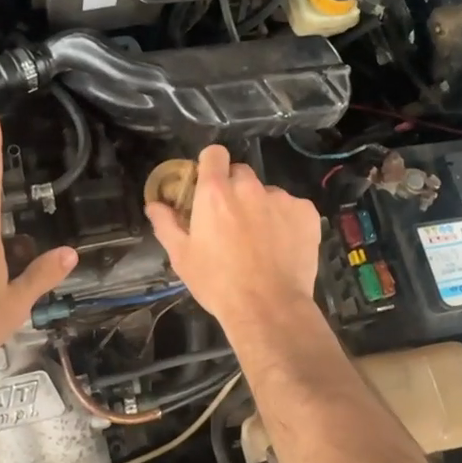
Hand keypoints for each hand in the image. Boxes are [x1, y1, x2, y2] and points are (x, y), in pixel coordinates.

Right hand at [145, 145, 322, 333]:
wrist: (269, 309)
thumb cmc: (218, 283)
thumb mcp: (182, 256)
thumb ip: (166, 223)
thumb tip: (154, 204)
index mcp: (215, 193)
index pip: (214, 153)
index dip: (210, 165)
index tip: (208, 183)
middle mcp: (249, 187)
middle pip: (240, 173)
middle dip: (235, 190)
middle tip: (231, 221)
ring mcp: (281, 198)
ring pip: (267, 193)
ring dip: (261, 208)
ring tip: (261, 241)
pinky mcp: (306, 213)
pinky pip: (292, 208)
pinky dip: (286, 221)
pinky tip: (282, 246)